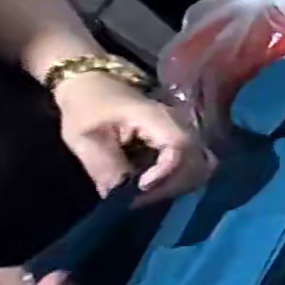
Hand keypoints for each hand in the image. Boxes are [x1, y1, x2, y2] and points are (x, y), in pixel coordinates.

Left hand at [54, 72, 211, 205]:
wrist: (95, 85)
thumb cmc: (87, 107)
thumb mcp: (84, 137)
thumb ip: (103, 165)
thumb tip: (118, 195)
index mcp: (157, 118)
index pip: (180, 147)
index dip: (166, 172)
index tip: (140, 188)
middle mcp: (181, 124)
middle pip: (197, 160)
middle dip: (172, 186)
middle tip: (140, 199)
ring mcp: (186, 131)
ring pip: (201, 165)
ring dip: (178, 185)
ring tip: (148, 195)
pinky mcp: (184, 140)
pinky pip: (194, 164)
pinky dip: (179, 179)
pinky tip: (156, 185)